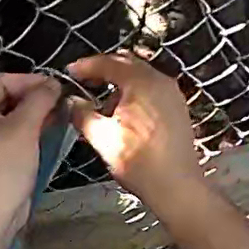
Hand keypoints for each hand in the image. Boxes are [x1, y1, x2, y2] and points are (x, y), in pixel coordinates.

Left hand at [0, 72, 62, 229]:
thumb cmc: (5, 165)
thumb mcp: (24, 126)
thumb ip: (40, 99)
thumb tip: (53, 83)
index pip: (2, 81)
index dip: (29, 80)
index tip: (55, 86)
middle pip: (8, 98)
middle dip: (35, 96)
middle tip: (61, 100)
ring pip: (14, 117)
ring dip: (37, 113)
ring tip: (61, 114)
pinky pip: (16, 135)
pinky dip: (33, 129)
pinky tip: (52, 130)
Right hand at [66, 53, 203, 203]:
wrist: (175, 185)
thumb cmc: (137, 161)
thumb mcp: (102, 138)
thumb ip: (82, 114)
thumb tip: (71, 102)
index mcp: (141, 83)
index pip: (109, 63)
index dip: (87, 66)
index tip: (70, 72)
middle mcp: (160, 81)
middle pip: (128, 64)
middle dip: (105, 70)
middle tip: (85, 81)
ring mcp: (173, 94)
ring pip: (142, 77)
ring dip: (120, 84)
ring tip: (103, 105)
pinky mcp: (178, 108)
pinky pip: (152, 90)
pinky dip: (135, 94)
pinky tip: (124, 115)